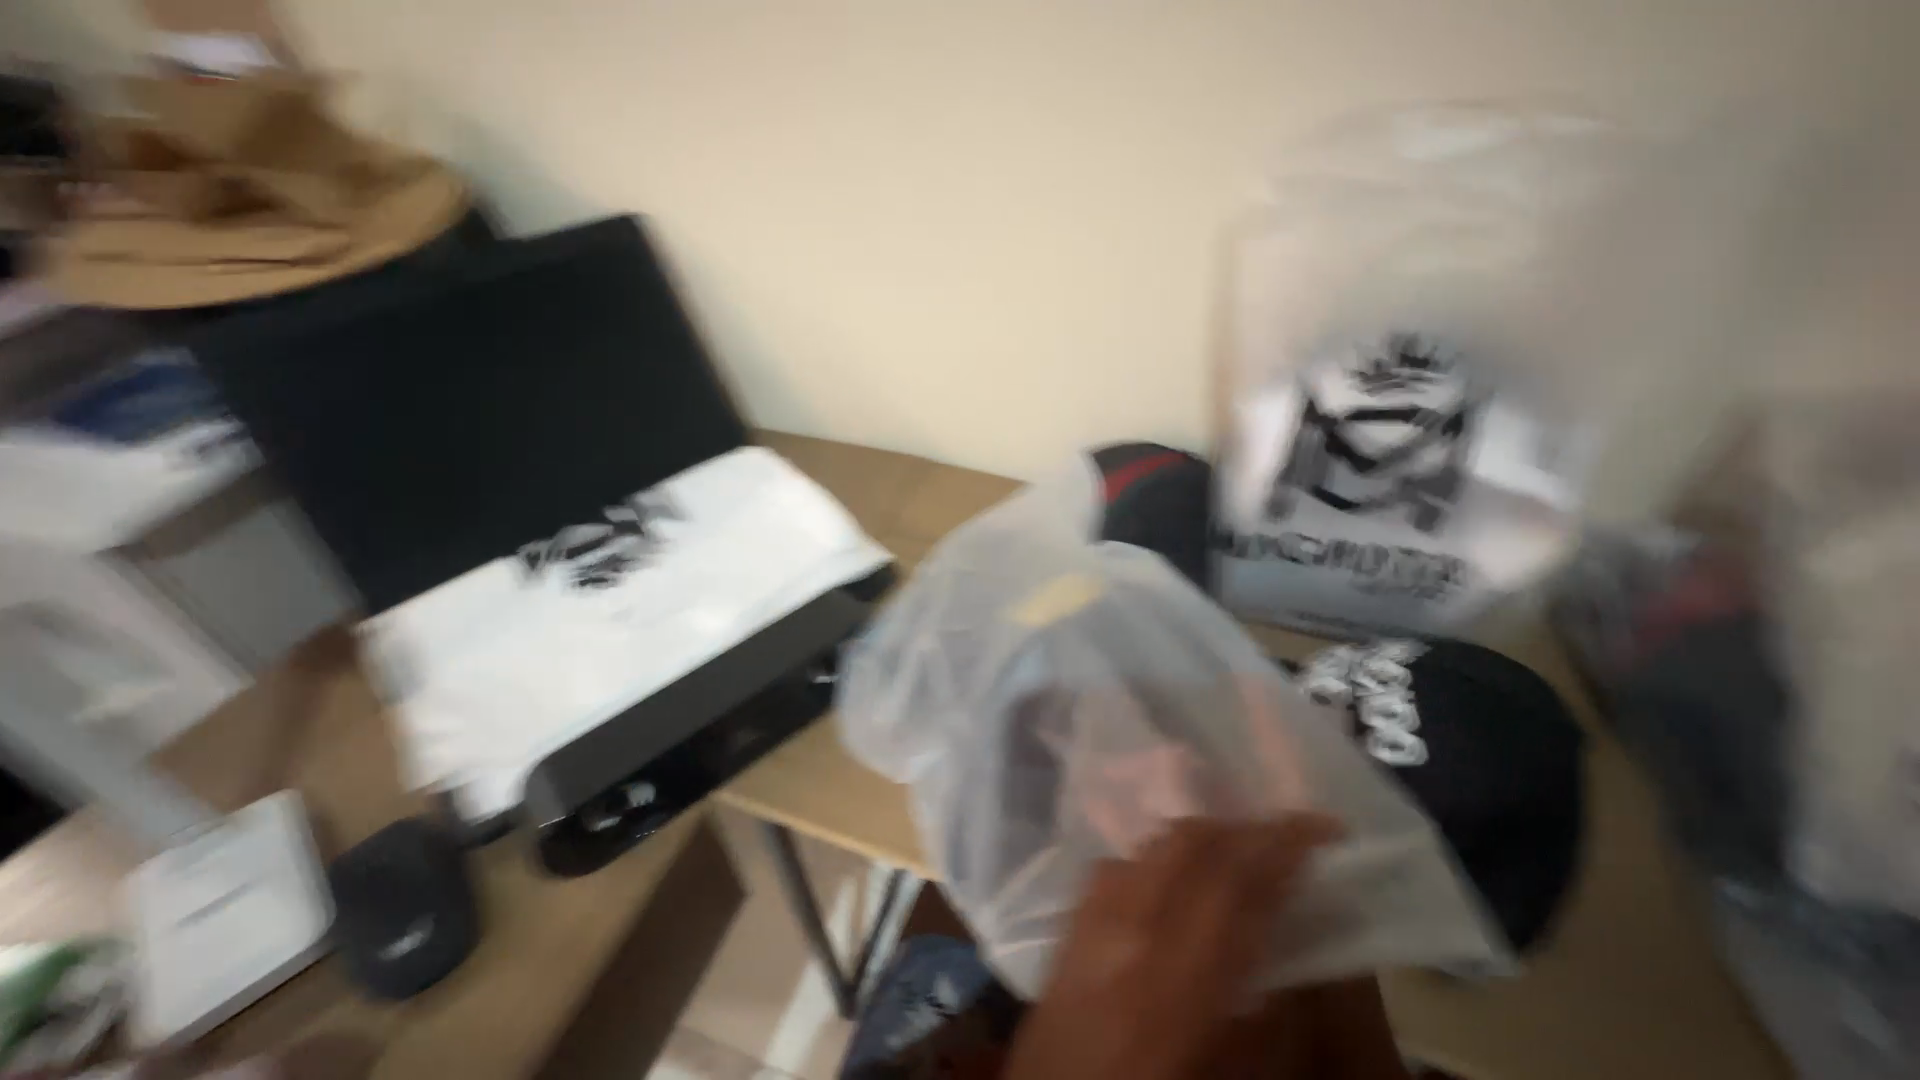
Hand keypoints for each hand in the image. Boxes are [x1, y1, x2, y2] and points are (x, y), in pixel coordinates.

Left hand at [1001, 814, 1343, 1079]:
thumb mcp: (1233, 1076)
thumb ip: (1272, 1021)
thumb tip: (1299, 958)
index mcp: (1178, 982)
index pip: (1236, 883)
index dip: (1283, 844)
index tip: (1325, 826)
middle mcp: (1128, 933)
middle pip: (1189, 845)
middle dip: (1245, 828)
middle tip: (1291, 839)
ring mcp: (1088, 924)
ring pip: (1151, 846)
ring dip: (1202, 838)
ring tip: (1242, 852)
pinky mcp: (1065, 928)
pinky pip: (1117, 865)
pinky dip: (1157, 856)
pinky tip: (1177, 878)